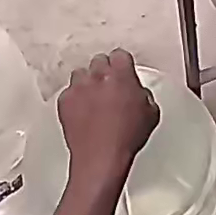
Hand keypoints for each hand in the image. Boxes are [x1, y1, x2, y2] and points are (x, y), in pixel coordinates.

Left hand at [57, 50, 159, 194]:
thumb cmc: (125, 138)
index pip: (120, 55)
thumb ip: (144, 96)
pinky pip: (68, 92)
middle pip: (99, 61)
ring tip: (94, 99)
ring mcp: (79, 87)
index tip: (123, 71)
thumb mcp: (151, 114)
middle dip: (104, 72)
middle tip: (109, 87)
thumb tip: (139, 95)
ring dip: (87, 83)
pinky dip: (74, 99)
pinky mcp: (64, 101)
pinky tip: (83, 112)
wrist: (101, 159)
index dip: (122, 64)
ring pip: (81, 74)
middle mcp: (98, 76)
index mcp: (121, 75)